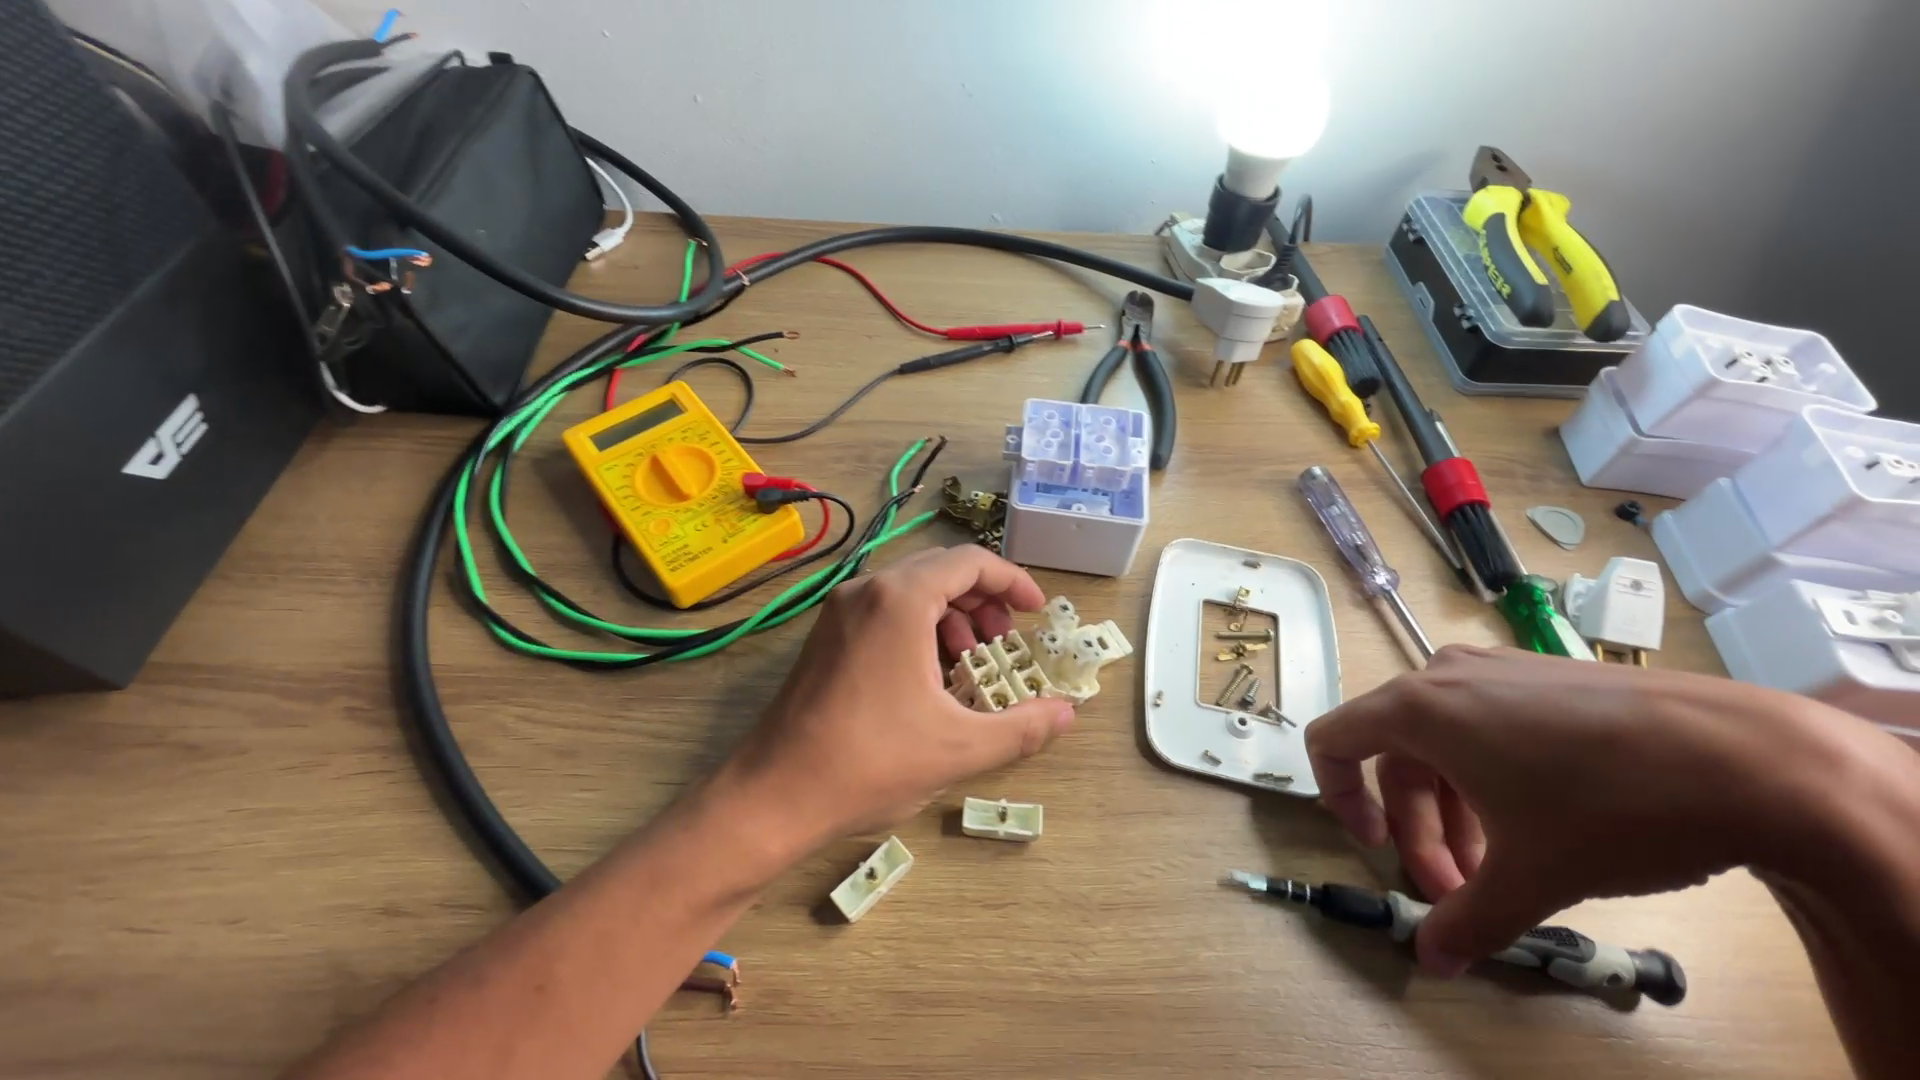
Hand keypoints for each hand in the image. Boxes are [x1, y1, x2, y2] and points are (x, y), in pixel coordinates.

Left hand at [718, 546, 1073, 848]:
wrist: (776, 793)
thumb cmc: (871, 762)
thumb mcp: (959, 747)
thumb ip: (1022, 726)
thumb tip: (1067, 713)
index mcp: (900, 599)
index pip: (970, 562)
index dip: (1012, 581)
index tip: (1036, 612)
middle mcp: (867, 590)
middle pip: (940, 570)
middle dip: (982, 601)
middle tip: (1004, 643)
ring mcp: (840, 611)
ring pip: (910, 591)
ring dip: (950, 616)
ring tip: (969, 663)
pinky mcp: (826, 636)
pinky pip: (884, 611)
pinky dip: (918, 629)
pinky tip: (929, 678)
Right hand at [1305, 645, 1897, 976]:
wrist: (1756, 758)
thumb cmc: (1610, 808)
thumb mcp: (1530, 875)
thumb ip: (1468, 920)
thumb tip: (1432, 962)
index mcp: (1417, 709)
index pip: (1333, 740)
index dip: (1337, 798)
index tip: (1374, 846)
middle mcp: (1447, 678)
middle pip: (1399, 757)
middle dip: (1421, 830)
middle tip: (1457, 890)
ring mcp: (1502, 670)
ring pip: (1448, 744)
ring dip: (1461, 811)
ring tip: (1507, 869)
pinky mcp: (1549, 675)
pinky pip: (1492, 725)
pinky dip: (1496, 778)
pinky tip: (1547, 822)